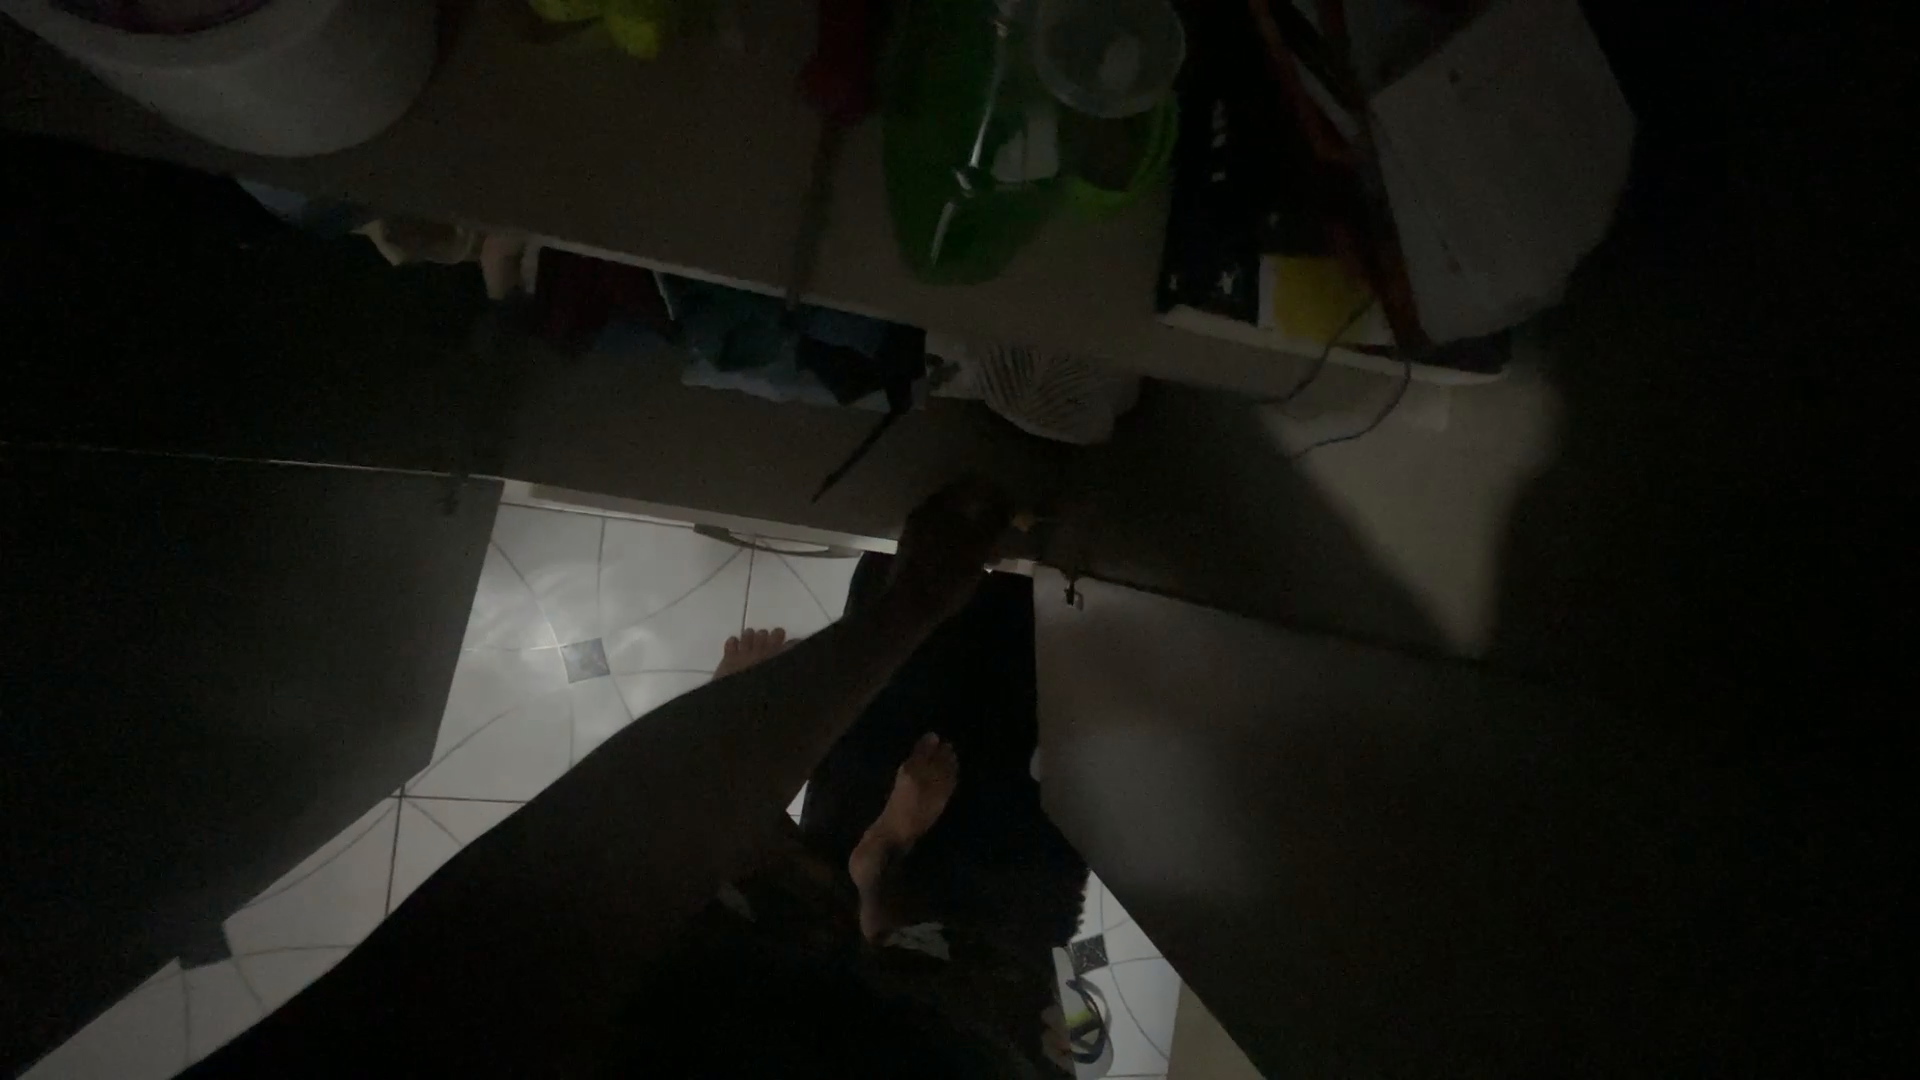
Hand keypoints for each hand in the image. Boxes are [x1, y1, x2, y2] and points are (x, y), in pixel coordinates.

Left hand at [885, 477, 1013, 627]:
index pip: (973, 483)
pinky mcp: (913, 549)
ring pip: (954, 523)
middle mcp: (926, 510)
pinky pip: (943, 538)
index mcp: (941, 504)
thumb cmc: (948, 574)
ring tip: (995, 554)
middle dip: (986, 515)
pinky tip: (974, 564)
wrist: (908, 607)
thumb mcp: (979, 547)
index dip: (997, 494)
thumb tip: (1009, 503)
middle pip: (963, 503)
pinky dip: (961, 545)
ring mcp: (916, 530)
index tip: (1013, 511)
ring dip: (976, 532)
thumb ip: (995, 520)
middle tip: (1005, 532)